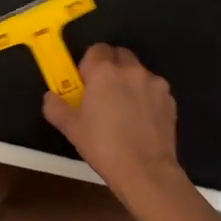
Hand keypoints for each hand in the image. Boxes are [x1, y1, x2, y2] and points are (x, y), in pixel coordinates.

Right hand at [43, 44, 189, 204]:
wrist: (145, 170)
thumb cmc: (103, 146)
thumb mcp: (70, 128)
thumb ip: (55, 107)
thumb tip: (51, 97)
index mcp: (104, 72)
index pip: (96, 49)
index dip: (89, 63)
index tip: (86, 81)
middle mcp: (131, 70)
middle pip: (119, 54)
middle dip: (111, 66)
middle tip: (103, 91)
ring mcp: (154, 83)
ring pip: (138, 72)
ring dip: (129, 81)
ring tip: (124, 108)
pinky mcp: (170, 99)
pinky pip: (153, 89)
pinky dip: (146, 97)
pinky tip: (141, 119)